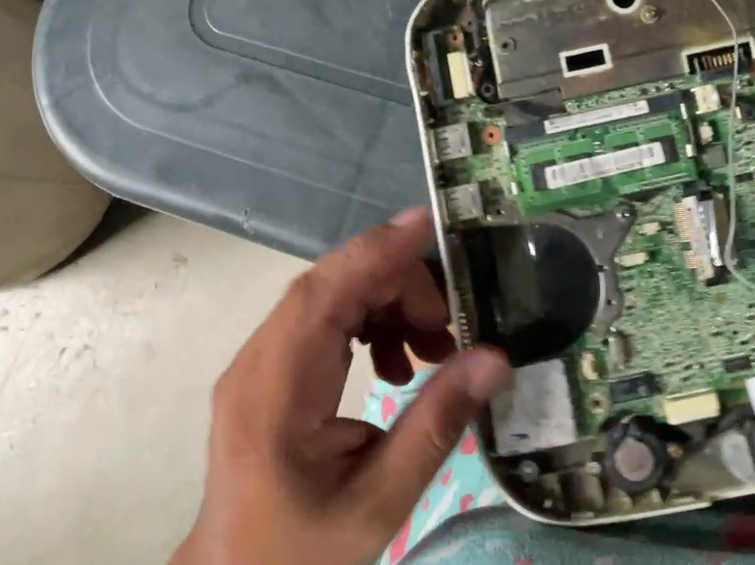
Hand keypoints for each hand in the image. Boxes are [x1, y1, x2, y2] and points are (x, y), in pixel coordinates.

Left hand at [173, 206, 511, 564]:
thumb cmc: (302, 552)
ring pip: (331, 296)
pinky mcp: (271, 371)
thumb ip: (436, 424)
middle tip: (449, 323)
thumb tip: (496, 359)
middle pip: (331, 284)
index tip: (430, 223)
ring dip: (387, 305)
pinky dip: (369, 325)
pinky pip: (324, 321)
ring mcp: (260, 363)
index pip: (325, 293)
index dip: (378, 251)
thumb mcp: (380, 502)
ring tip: (432, 349)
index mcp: (275, 390)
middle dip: (398, 285)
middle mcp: (259, 362)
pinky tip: (399, 365)